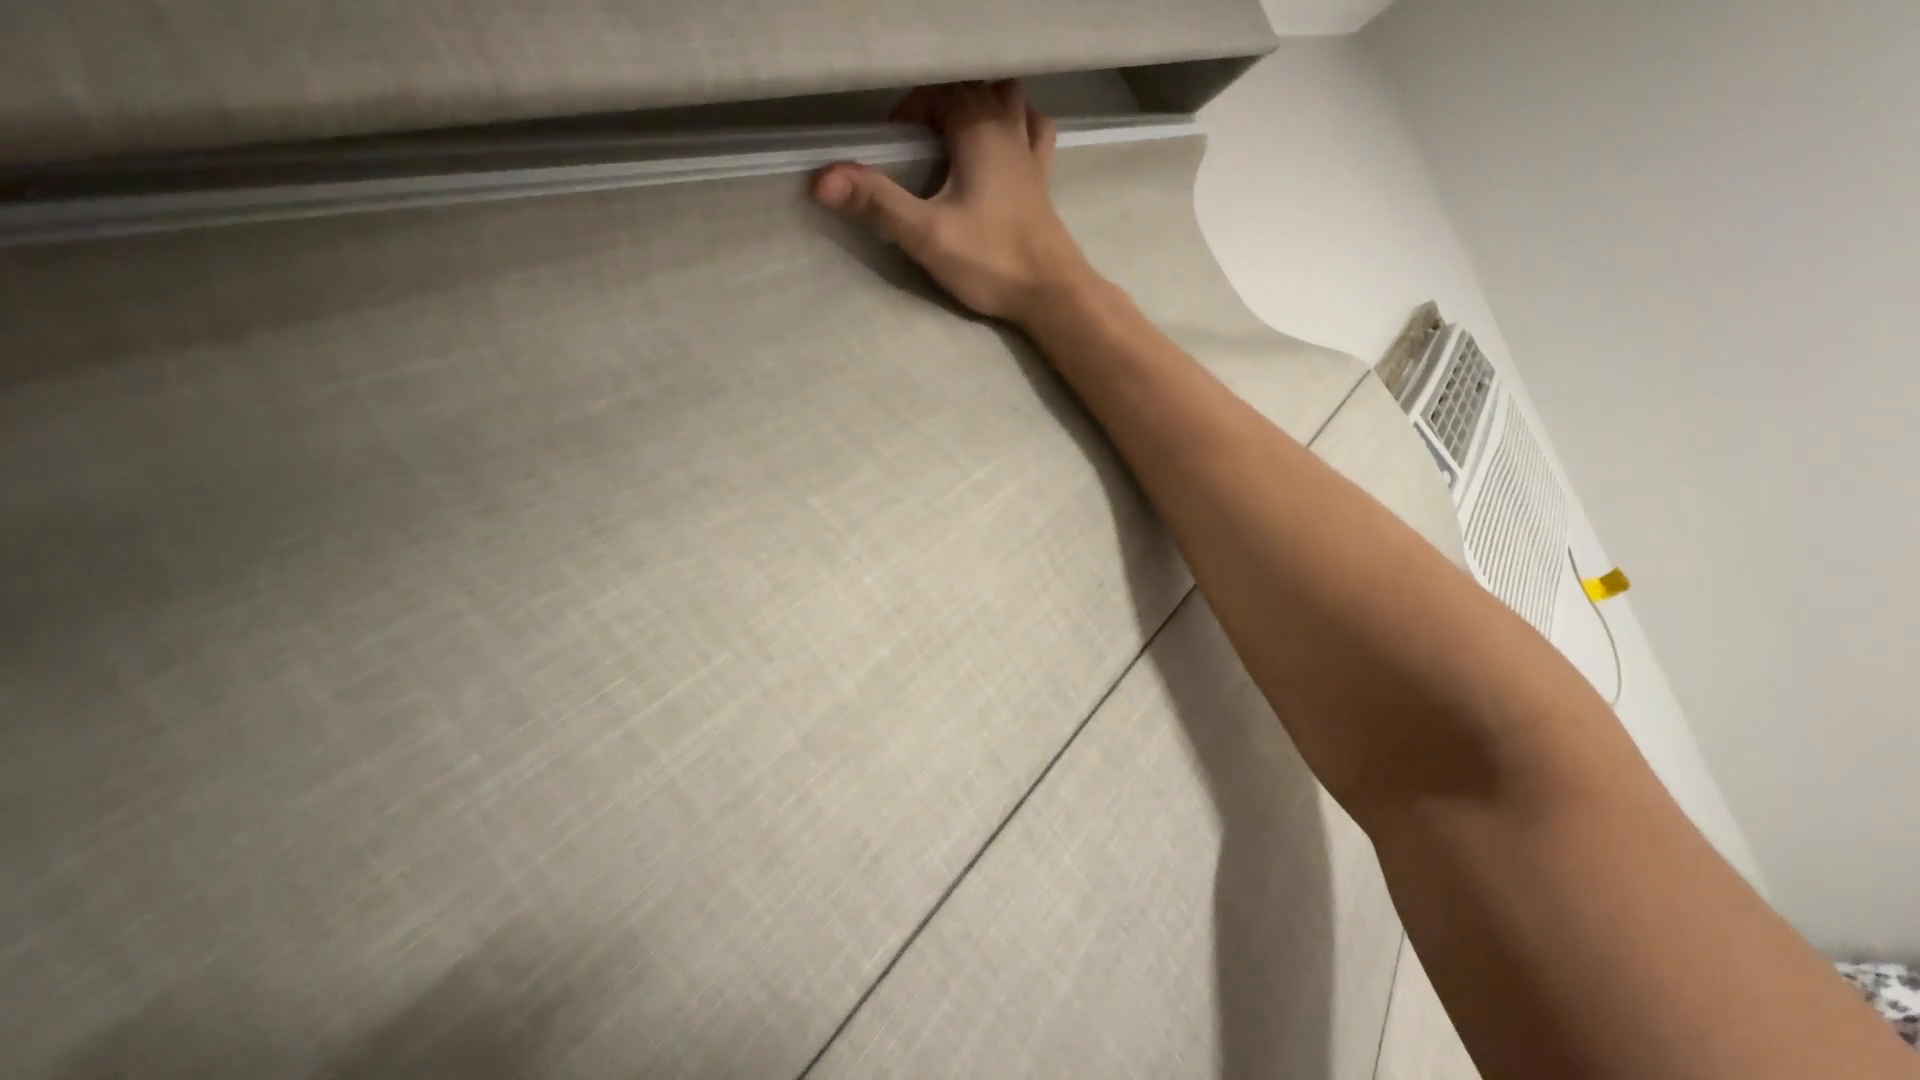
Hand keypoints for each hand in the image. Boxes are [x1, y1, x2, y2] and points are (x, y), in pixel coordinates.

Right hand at [813, 81, 1101, 326]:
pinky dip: (1018, 121)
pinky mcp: (1043, 177)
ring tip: (955, 133)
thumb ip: (876, 202)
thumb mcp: (925, 234)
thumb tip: (821, 180)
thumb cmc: (990, 261)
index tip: (892, 142)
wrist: (1052, 292)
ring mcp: (1031, 151)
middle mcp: (1009, 129)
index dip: (910, 109)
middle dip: (938, 103)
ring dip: (980, 102)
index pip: (939, 92)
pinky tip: (1005, 142)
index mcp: (979, 131)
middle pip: (972, 88)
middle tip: (914, 140)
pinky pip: (1034, 128)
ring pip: (1008, 98)